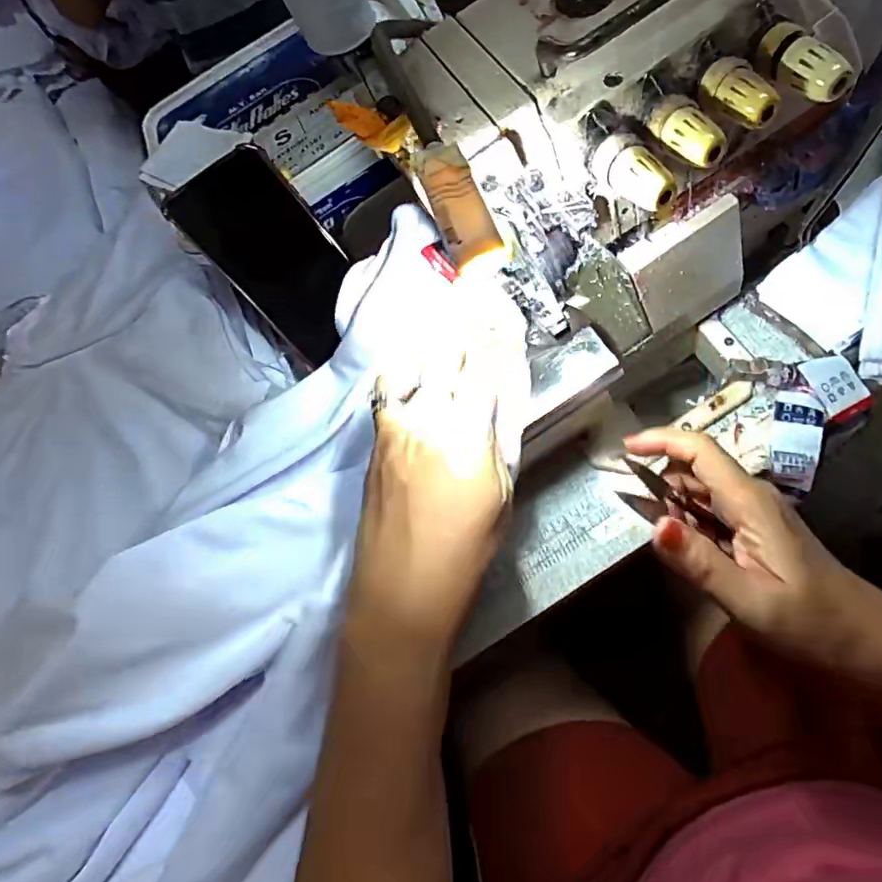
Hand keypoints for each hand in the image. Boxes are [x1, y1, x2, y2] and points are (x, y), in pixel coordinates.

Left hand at [350, 279, 526, 650]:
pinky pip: (391, 386)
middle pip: (448, 355)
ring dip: (432, 332)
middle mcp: (428, 422)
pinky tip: (414, 351)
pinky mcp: (375, 439)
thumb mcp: (503, 494)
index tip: (503, 305)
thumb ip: (503, 435)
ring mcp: (395, 428)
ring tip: (444, 306)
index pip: (487, 368)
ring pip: (414, 363)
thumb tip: (506, 390)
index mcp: (468, 438)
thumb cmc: (466, 553)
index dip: (496, 333)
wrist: (398, 597)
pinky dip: (406, 361)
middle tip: (473, 285)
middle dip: (463, 317)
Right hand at [624, 427, 871, 667]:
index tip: (623, 449)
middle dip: (657, 476)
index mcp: (749, 501)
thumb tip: (653, 526)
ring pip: (702, 490)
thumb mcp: (751, 600)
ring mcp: (756, 513)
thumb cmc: (813, 622)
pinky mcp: (757, 532)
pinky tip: (677, 543)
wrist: (866, 641)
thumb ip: (700, 563)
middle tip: (626, 506)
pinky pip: (712, 513)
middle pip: (695, 467)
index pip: (699, 450)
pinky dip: (687, 520)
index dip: (660, 440)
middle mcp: (751, 497)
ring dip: (670, 500)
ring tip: (643, 525)